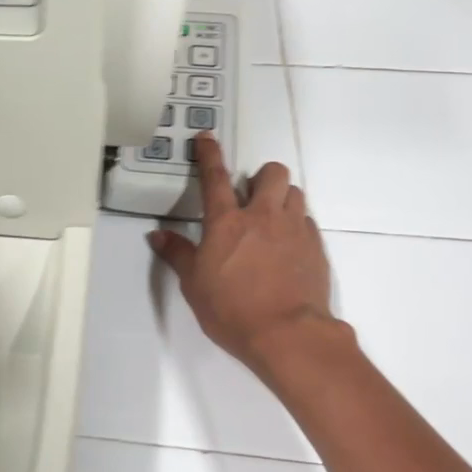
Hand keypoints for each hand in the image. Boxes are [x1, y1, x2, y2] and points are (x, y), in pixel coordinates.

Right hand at [148, 133, 336, 374]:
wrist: (287, 333)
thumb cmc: (231, 310)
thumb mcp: (194, 285)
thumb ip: (178, 255)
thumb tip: (157, 236)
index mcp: (226, 223)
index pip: (215, 178)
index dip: (209, 155)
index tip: (207, 138)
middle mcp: (263, 216)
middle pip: (270, 173)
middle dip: (260, 178)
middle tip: (250, 198)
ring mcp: (293, 229)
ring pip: (294, 192)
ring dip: (281, 198)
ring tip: (270, 221)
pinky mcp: (315, 247)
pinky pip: (306, 221)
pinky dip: (295, 225)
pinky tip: (286, 247)